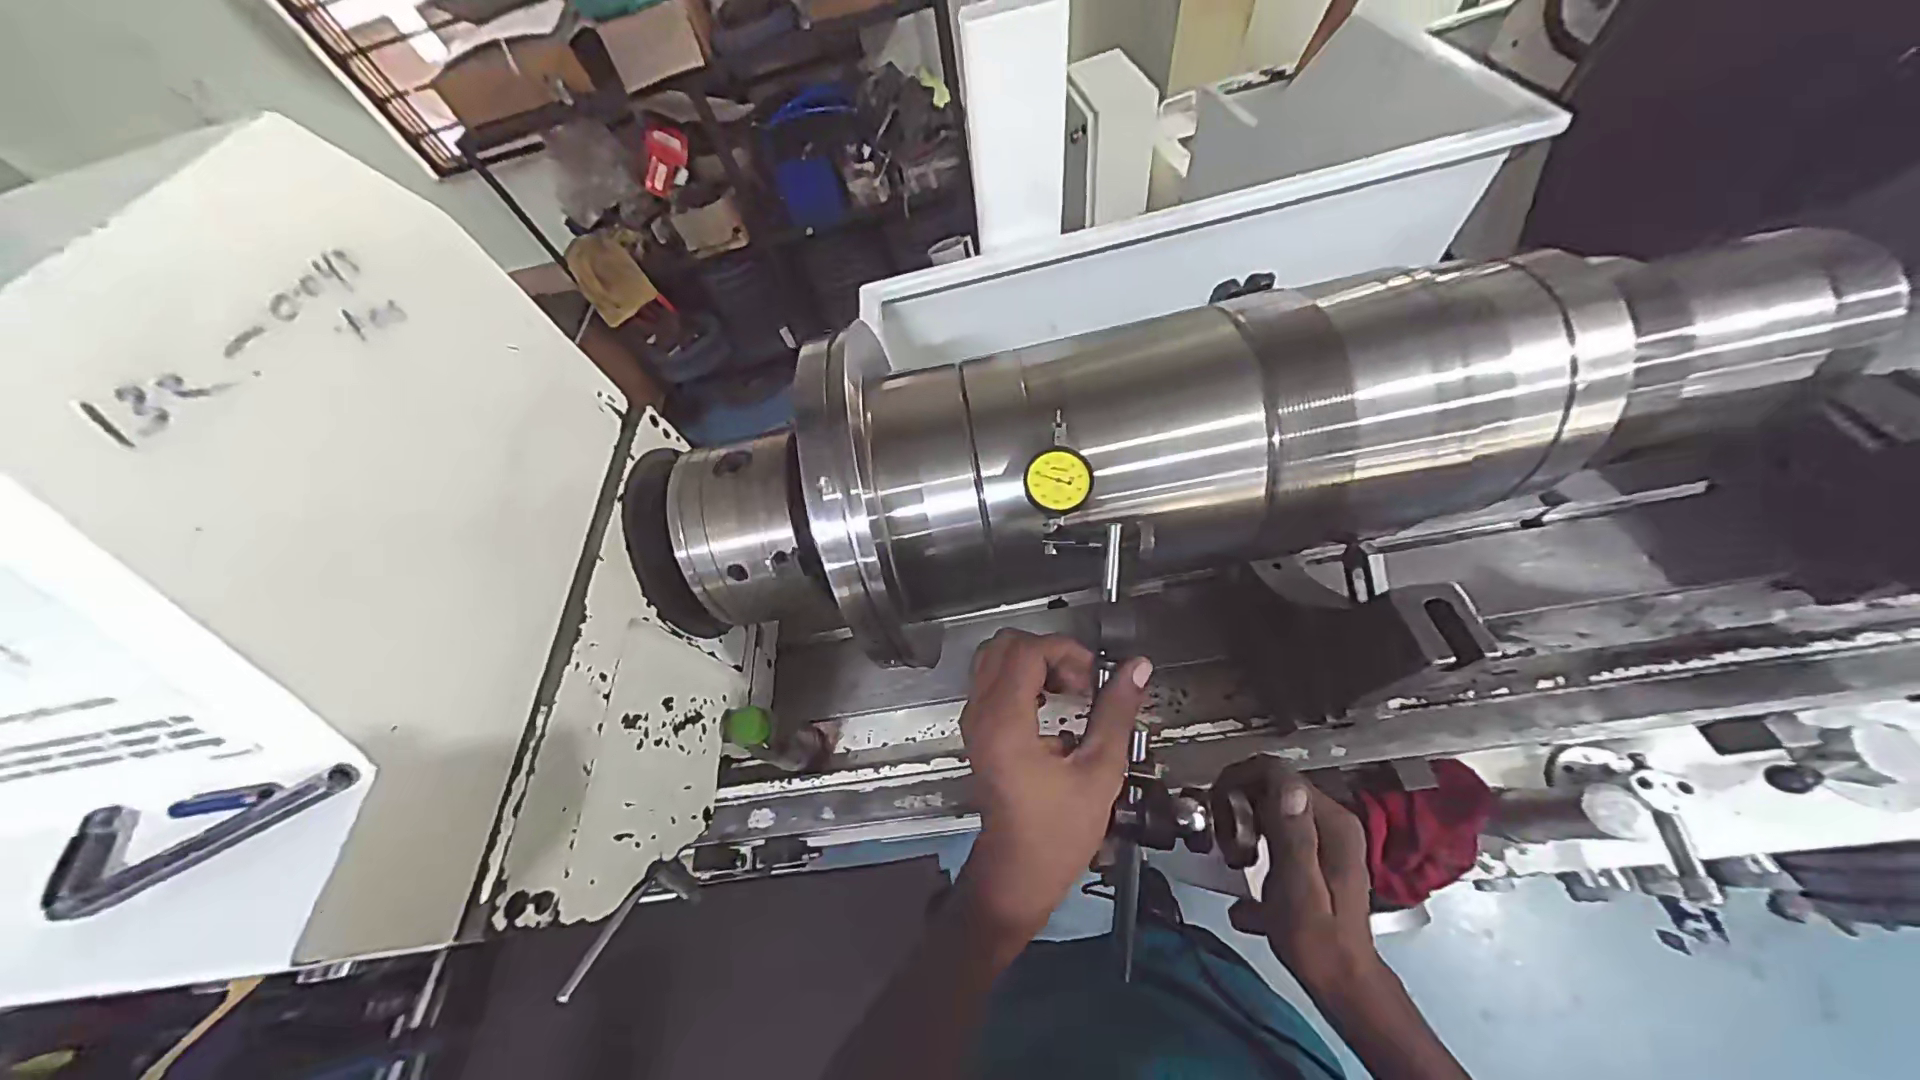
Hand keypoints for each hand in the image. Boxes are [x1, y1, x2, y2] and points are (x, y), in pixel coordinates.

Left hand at [955, 629, 1151, 942]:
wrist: (1018, 871)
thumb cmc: (1057, 832)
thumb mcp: (1098, 771)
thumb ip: (1116, 712)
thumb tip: (1137, 669)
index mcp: (1005, 723)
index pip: (1026, 651)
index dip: (1065, 651)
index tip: (1093, 674)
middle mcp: (981, 714)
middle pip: (1005, 645)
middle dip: (1049, 651)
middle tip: (1081, 678)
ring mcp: (974, 721)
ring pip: (995, 659)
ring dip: (1035, 662)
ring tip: (1070, 689)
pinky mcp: (978, 730)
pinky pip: (992, 681)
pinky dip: (1022, 678)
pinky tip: (1053, 704)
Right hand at [1228, 759, 1381, 991]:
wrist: (1342, 984)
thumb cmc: (1317, 942)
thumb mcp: (1299, 890)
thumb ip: (1292, 836)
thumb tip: (1285, 785)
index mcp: (1331, 824)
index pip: (1276, 772)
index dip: (1238, 782)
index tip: (1218, 809)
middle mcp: (1331, 821)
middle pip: (1270, 784)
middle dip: (1238, 805)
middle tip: (1228, 843)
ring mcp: (1324, 834)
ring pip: (1268, 803)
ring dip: (1242, 824)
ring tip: (1237, 859)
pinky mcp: (1314, 849)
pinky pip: (1273, 825)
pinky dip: (1254, 839)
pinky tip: (1248, 870)